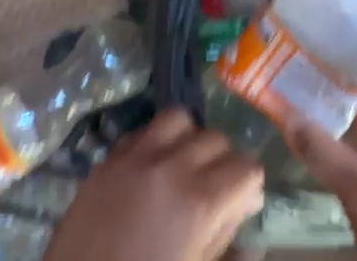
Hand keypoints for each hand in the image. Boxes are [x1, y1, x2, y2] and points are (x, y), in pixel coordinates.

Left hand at [44, 108, 263, 260]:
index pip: (247, 167)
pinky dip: (156, 141)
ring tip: (184, 165)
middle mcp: (171, 167)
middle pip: (216, 138)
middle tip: (215, 188)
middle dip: (223, 162)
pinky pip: (142, 131)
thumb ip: (226, 239)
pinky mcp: (107, 159)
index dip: (249, 185)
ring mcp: (136, 157)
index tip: (242, 202)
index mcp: (200, 202)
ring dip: (189, 138)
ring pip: (179, 118)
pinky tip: (152, 168)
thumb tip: (249, 215)